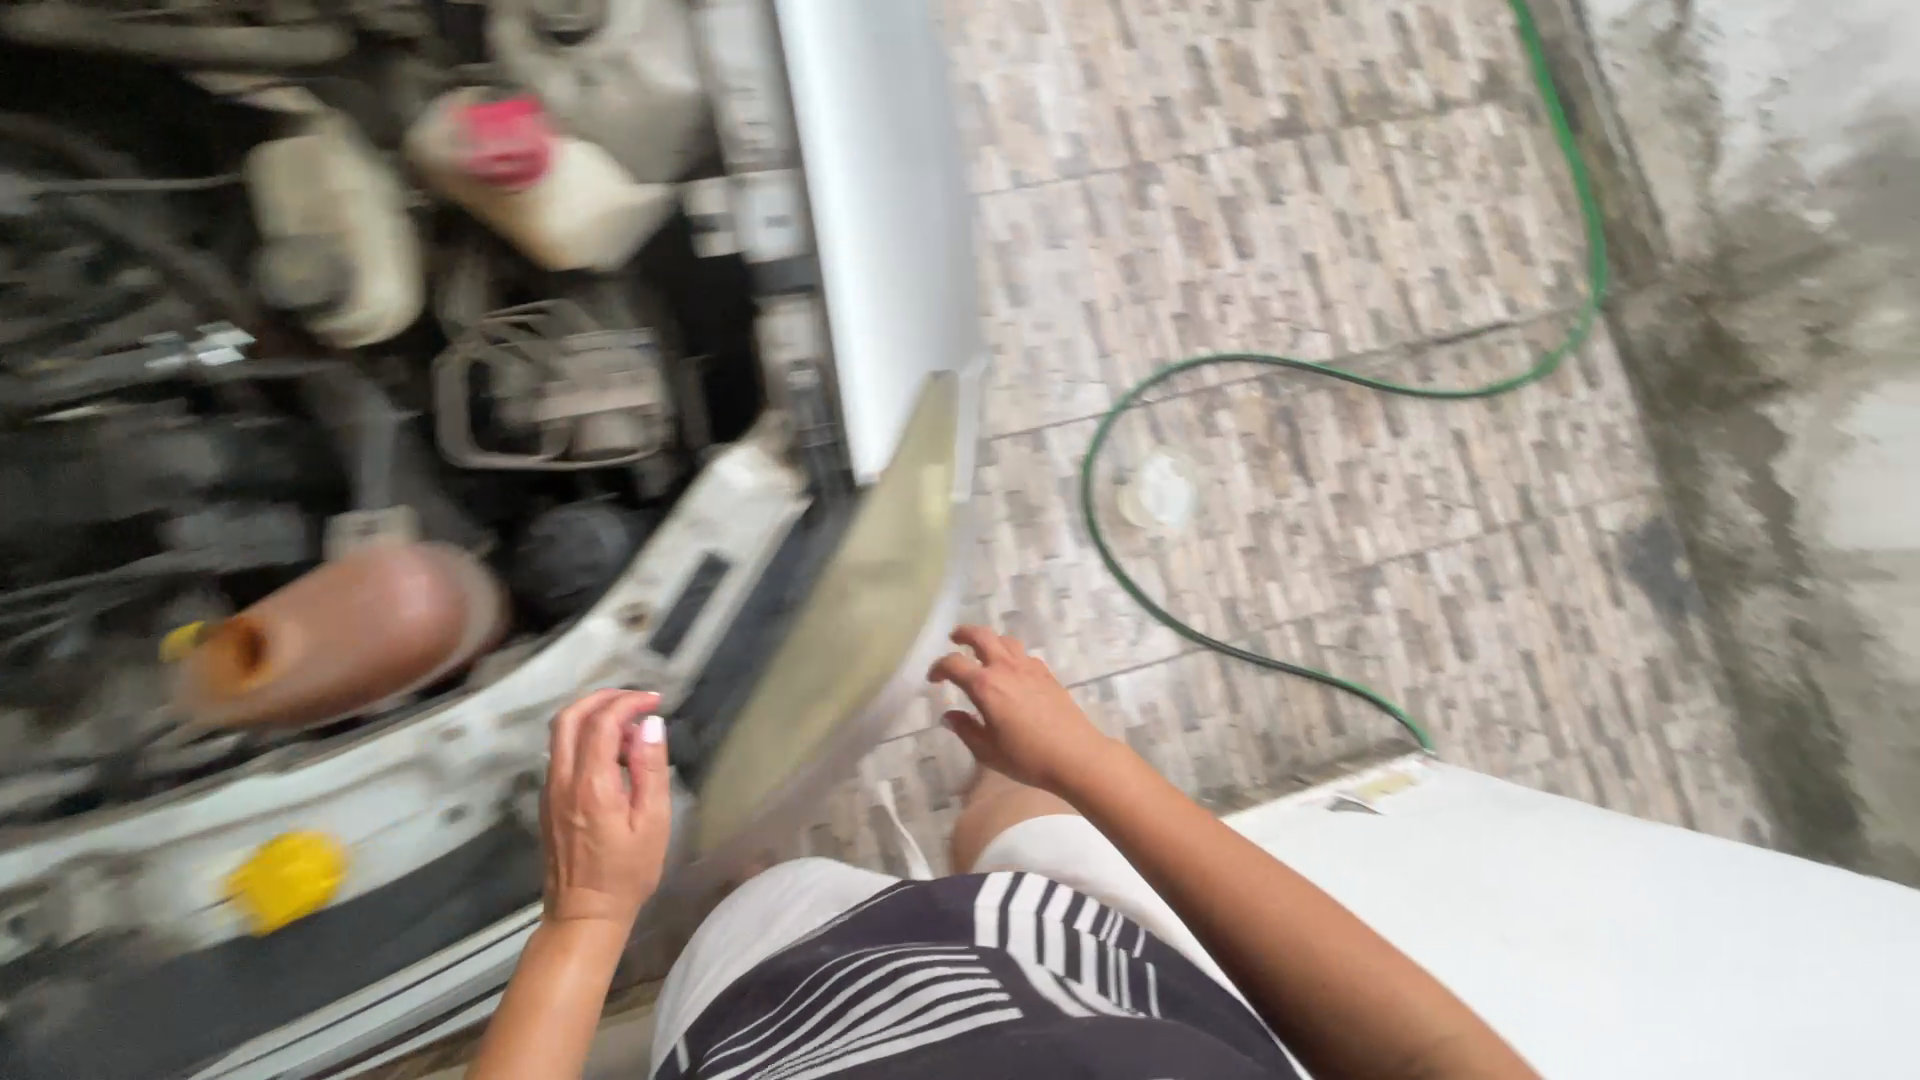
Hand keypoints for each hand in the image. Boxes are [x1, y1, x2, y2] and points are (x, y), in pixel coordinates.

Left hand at [541, 689, 673, 929]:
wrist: (584, 915)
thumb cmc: (627, 872)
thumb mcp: (653, 820)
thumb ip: (650, 768)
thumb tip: (651, 725)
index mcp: (591, 785)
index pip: (602, 722)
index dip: (629, 702)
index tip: (655, 701)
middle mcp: (562, 781)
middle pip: (568, 717)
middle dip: (603, 698)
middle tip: (635, 701)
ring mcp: (550, 791)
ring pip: (561, 734)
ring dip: (594, 717)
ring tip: (630, 730)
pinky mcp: (549, 801)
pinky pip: (562, 754)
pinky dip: (586, 738)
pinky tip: (614, 755)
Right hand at [927, 626, 1122, 795]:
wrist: (1075, 755)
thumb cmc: (1027, 757)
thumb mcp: (987, 751)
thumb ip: (965, 730)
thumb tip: (950, 716)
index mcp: (985, 686)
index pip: (953, 664)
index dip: (938, 668)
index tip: (933, 679)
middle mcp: (1005, 668)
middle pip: (981, 635)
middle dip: (963, 634)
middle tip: (954, 639)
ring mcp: (1029, 667)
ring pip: (1005, 640)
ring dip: (990, 641)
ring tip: (983, 653)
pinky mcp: (1047, 674)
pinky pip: (1024, 654)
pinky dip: (1011, 655)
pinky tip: (1012, 672)